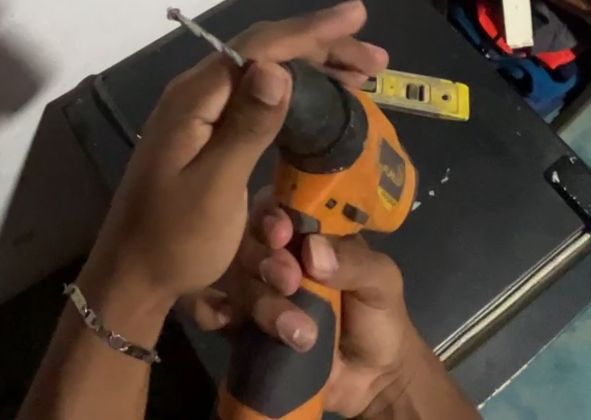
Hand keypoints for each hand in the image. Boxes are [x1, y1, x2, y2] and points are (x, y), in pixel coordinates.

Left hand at [79, 1, 385, 308]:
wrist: (133, 274)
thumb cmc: (175, 239)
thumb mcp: (217, 187)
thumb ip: (247, 127)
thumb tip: (277, 68)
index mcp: (195, 97)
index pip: (259, 47)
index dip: (310, 30)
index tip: (357, 15)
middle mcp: (197, 92)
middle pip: (264, 51)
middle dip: (320, 46)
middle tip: (374, 59)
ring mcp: (200, 110)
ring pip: (263, 70)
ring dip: (311, 65)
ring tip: (361, 75)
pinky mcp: (207, 129)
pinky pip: (257, 93)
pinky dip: (294, 89)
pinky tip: (320, 98)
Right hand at [188, 192, 418, 417]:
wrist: (373, 383)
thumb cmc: (378, 316)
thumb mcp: (382, 282)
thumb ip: (355, 263)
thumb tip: (313, 252)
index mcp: (303, 231)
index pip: (274, 207)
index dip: (270, 216)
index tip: (280, 235)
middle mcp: (272, 253)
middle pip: (247, 240)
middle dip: (264, 261)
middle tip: (291, 283)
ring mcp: (254, 288)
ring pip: (232, 277)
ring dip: (258, 301)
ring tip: (295, 332)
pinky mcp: (240, 325)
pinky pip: (209, 308)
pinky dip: (209, 310)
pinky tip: (225, 322)